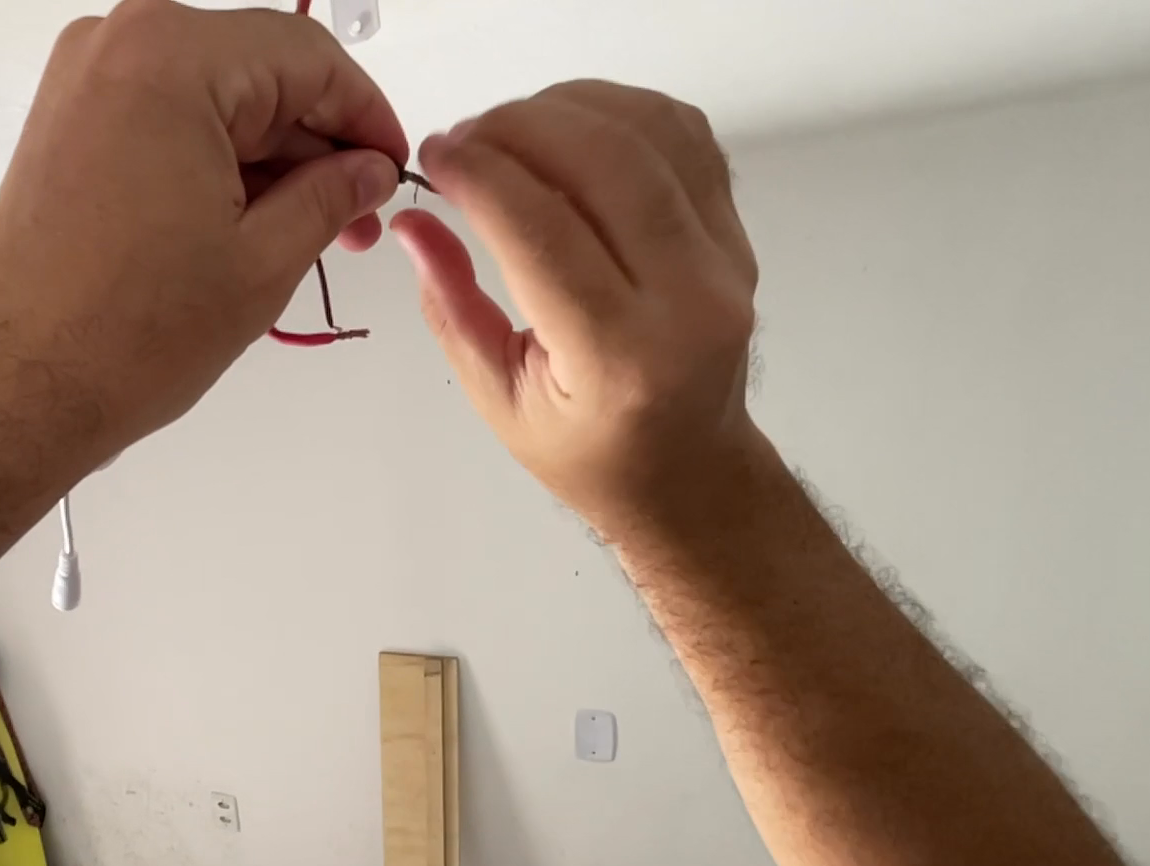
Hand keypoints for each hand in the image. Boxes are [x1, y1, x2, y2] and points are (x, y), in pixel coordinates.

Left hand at [0, 0, 406, 464]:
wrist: (24, 388)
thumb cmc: (123, 337)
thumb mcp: (263, 263)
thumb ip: (330, 199)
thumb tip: (366, 172)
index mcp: (173, 60)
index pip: (307, 59)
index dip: (365, 117)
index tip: (389, 166)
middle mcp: (118, 49)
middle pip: (255, 77)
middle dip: (315, 149)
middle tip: (352, 218)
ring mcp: (84, 90)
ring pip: (211, 106)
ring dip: (267, 165)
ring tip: (303, 235)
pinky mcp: (68, 133)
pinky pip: (165, 128)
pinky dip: (214, 169)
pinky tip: (246, 224)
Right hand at [392, 81, 760, 535]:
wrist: (684, 470)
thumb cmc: (582, 453)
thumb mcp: (497, 398)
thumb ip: (452, 307)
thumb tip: (411, 225)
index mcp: (617, 358)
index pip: (541, 231)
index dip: (478, 177)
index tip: (431, 157)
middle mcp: (686, 299)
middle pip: (604, 163)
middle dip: (518, 129)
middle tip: (460, 139)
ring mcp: (726, 259)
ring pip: (651, 134)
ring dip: (566, 110)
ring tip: (505, 131)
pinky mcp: (738, 234)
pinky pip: (685, 139)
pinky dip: (619, 113)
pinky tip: (567, 130)